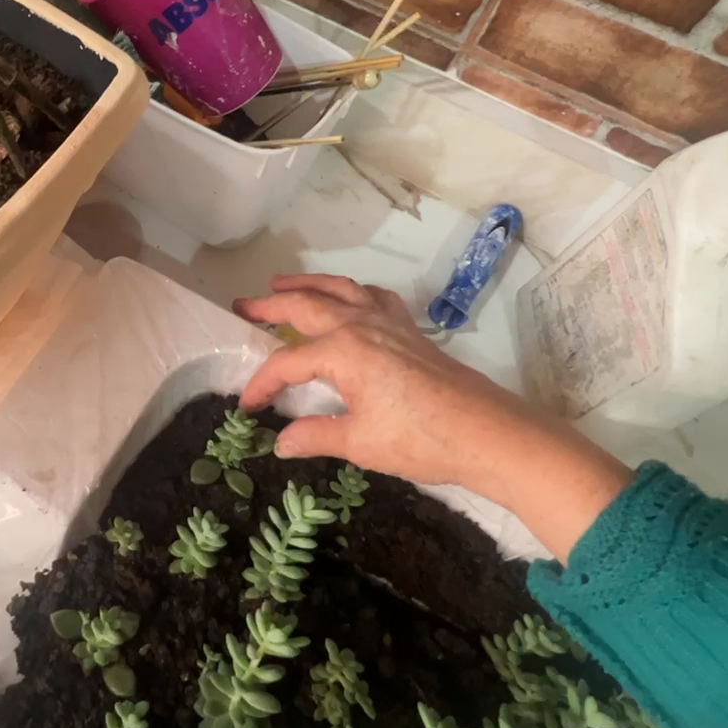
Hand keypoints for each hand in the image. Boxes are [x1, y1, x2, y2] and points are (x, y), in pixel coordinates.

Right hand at [234, 274, 633, 560]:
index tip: (247, 407)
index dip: (261, 384)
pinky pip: (372, 297)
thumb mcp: (360, 443)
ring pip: (339, 289)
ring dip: (307, 284)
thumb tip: (281, 443)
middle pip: (305, 306)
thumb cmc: (419, 439)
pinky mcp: (408, 329)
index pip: (287, 363)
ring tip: (281, 283)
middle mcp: (359, 326)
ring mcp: (387, 322)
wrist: (485, 432)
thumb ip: (315, 436)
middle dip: (269, 306)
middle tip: (242, 307)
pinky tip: (347, 299)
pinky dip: (351, 292)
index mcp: (342, 352)